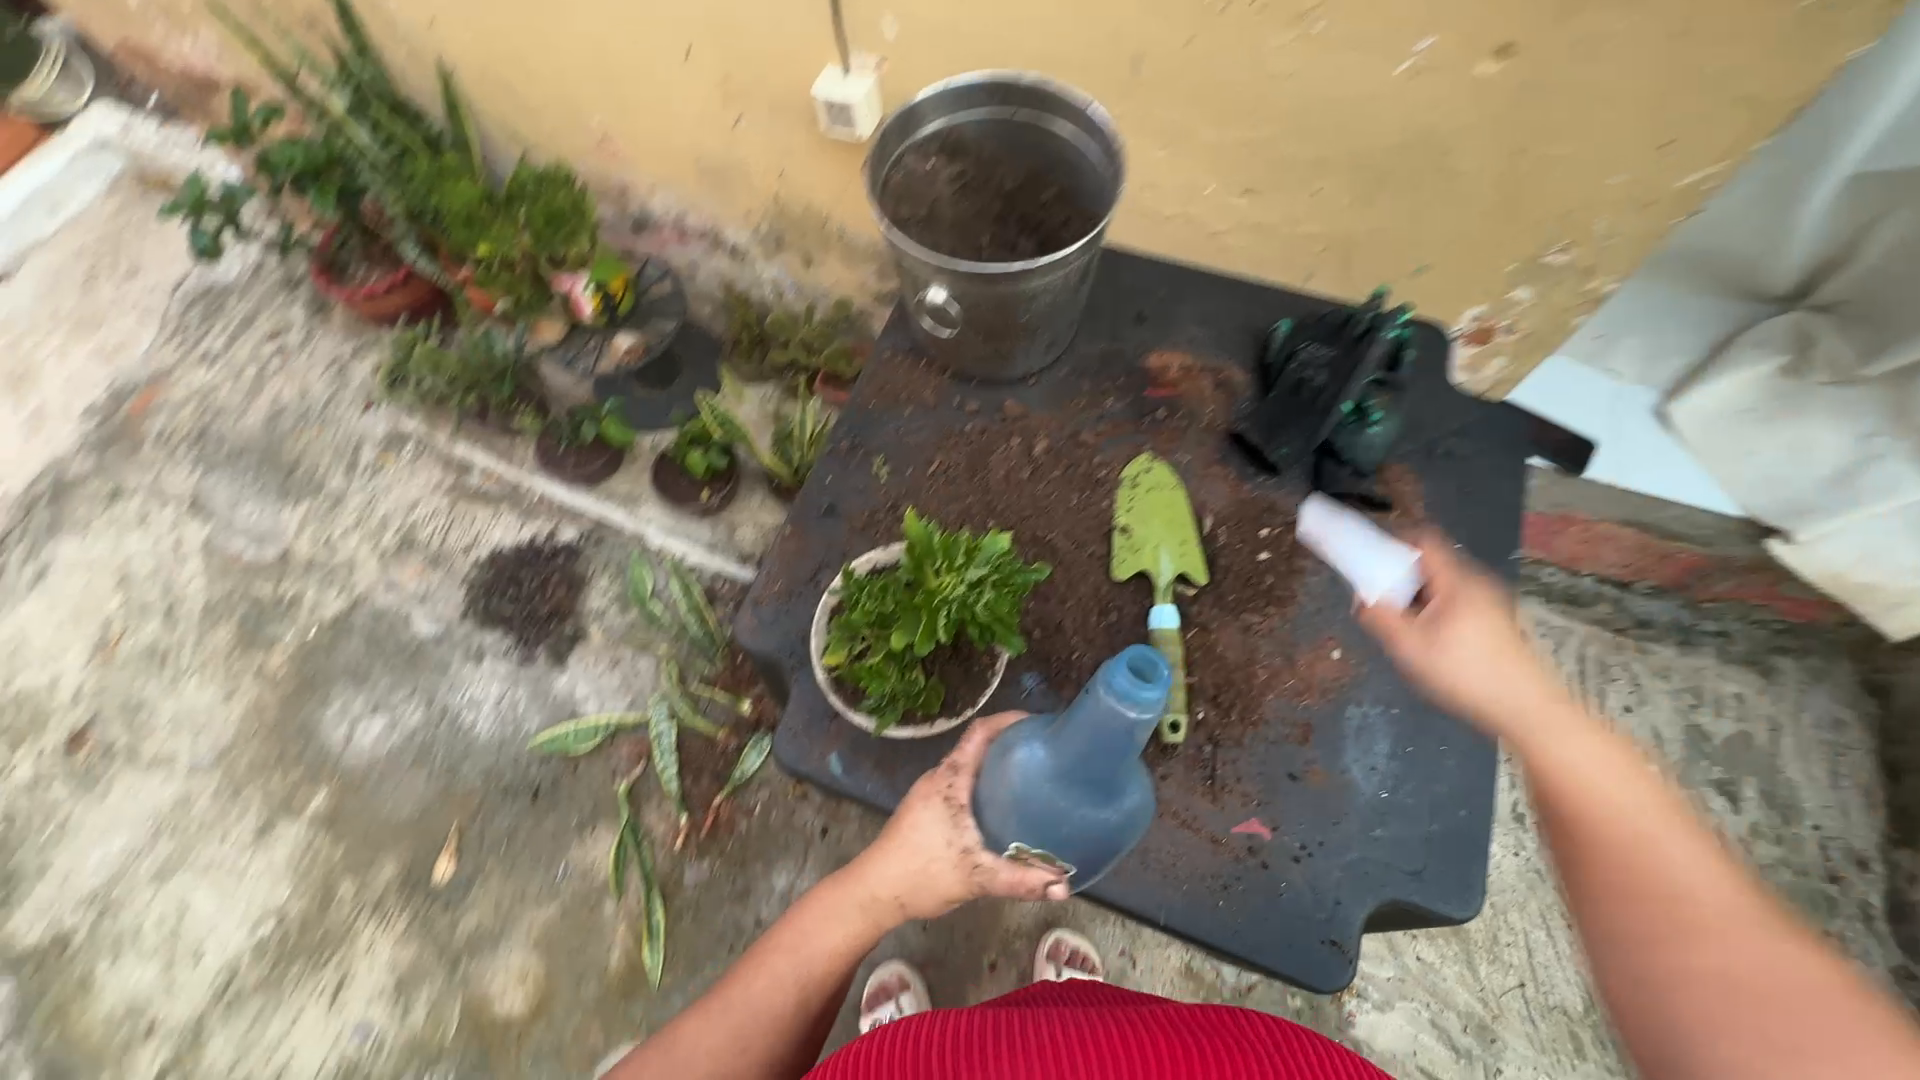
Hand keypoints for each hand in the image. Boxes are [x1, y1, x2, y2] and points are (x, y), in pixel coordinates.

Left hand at [844, 711, 1070, 924]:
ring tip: (1026, 777)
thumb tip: (1064, 886)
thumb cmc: (922, 874)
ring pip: (965, 767)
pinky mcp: (922, 808)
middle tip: (1039, 754)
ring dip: (992, 765)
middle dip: (1006, 744)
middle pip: (975, 747)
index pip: (979, 733)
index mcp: (949, 780)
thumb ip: (1020, 880)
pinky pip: (957, 783)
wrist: (874, 892)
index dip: (1006, 720)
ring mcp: (927, 792)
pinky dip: (979, 783)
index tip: (1033, 721)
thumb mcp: (977, 877)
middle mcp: (937, 778)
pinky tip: (997, 806)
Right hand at [1353, 532, 1569, 737]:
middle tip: (1381, 604)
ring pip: (1441, 587)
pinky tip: (1429, 643)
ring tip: (1403, 630)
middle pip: (1430, 565)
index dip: (1393, 542)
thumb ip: (1379, 617)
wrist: (1526, 709)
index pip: (1424, 540)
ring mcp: (1490, 603)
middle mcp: (1476, 584)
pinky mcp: (1495, 622)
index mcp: (1457, 582)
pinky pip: (1454, 603)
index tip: (1368, 561)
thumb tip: (1360, 598)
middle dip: (1399, 579)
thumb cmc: (1464, 672)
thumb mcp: (1409, 647)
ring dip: (1415, 599)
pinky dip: (1433, 612)